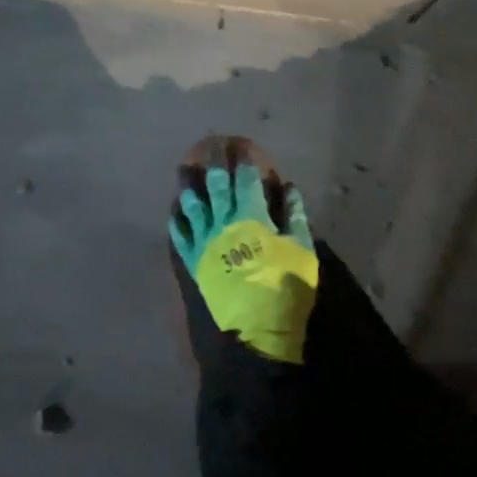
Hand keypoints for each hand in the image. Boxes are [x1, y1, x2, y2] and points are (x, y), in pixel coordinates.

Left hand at [169, 137, 318, 363]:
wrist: (257, 330)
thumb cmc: (285, 286)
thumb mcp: (301, 250)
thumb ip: (294, 216)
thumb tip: (289, 188)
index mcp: (251, 214)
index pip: (246, 179)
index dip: (244, 162)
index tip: (242, 147)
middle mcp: (222, 220)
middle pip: (216, 185)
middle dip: (214, 164)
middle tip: (210, 146)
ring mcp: (204, 241)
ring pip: (192, 205)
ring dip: (189, 186)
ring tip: (184, 170)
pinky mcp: (193, 262)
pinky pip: (180, 236)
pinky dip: (177, 220)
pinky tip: (175, 212)